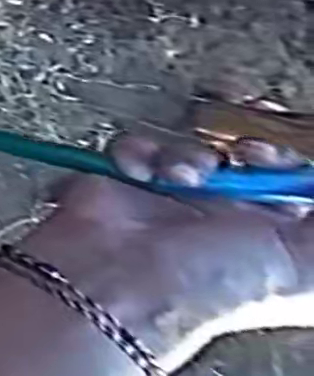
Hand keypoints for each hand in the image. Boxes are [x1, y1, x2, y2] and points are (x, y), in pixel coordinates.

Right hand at [18, 133, 312, 367]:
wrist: (127, 262)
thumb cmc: (219, 278)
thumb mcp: (302, 264)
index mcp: (280, 239)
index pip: (298, 193)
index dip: (295, 172)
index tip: (281, 164)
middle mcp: (233, 215)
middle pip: (251, 166)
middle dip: (252, 155)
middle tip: (247, 155)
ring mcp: (178, 194)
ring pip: (194, 151)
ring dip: (187, 158)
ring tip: (176, 177)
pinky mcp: (130, 176)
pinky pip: (138, 146)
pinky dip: (137, 153)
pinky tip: (138, 172)